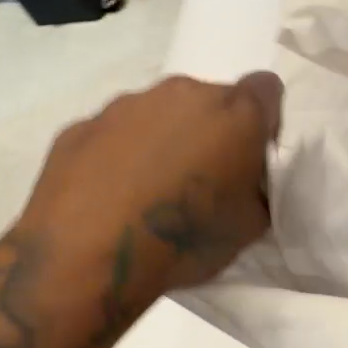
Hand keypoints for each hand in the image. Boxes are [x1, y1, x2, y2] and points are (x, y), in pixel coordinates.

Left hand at [10, 72, 283, 313]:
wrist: (83, 258)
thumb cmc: (185, 237)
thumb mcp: (254, 223)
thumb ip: (260, 188)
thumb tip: (248, 183)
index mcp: (238, 111)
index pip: (267, 89)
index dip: (264, 121)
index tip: (251, 156)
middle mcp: (185, 93)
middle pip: (211, 100)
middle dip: (212, 130)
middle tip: (202, 179)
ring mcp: (127, 105)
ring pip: (160, 113)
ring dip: (164, 139)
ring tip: (149, 191)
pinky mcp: (80, 126)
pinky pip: (114, 133)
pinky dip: (119, 155)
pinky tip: (111, 196)